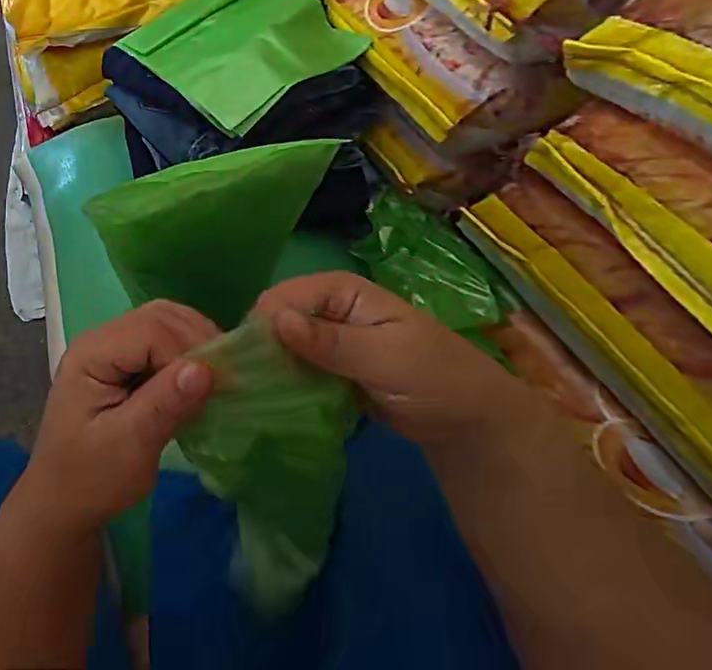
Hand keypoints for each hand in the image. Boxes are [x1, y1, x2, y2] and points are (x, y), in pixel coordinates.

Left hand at [18, 300, 217, 529]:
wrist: (62, 503)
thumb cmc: (91, 479)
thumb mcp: (129, 447)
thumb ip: (165, 404)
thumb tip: (206, 369)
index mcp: (92, 353)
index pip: (152, 329)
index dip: (191, 350)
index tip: (222, 385)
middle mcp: (100, 338)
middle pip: (159, 316)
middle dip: (197, 340)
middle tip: (225, 379)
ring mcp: (111, 346)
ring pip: (164, 321)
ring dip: (195, 343)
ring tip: (216, 378)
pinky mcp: (124, 360)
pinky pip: (162, 339)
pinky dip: (186, 352)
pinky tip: (199, 379)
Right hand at [257, 272, 517, 446]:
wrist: (470, 420)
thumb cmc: (435, 377)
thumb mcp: (385, 357)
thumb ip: (331, 342)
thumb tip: (276, 320)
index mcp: (341, 290)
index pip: (284, 298)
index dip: (261, 326)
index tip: (242, 364)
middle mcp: (328, 308)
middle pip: (277, 320)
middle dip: (261, 349)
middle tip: (246, 387)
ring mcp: (328, 340)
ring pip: (282, 347)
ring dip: (270, 370)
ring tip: (253, 399)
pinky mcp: (328, 369)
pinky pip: (295, 370)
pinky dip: (285, 385)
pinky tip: (273, 405)